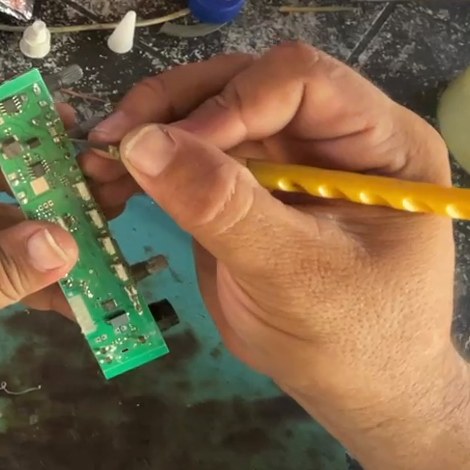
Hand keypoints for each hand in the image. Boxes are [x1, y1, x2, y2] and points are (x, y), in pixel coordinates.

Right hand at [80, 44, 462, 435]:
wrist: (349, 388)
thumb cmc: (351, 338)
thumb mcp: (292, 274)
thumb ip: (222, 207)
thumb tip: (141, 143)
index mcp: (375, 140)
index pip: (298, 81)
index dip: (230, 103)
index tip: (171, 147)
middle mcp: (324, 132)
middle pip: (238, 82)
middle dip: (170, 108)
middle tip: (110, 141)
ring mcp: (276, 153)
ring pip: (198, 110)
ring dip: (142, 132)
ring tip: (95, 164)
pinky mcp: (235, 180)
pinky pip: (180, 151)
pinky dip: (139, 163)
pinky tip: (105, 182)